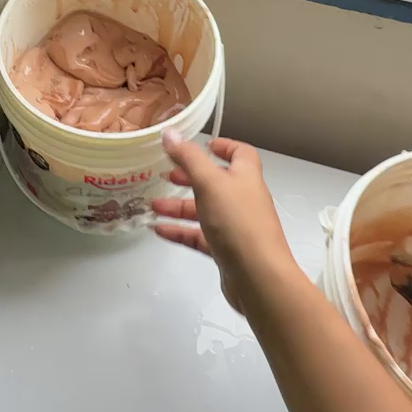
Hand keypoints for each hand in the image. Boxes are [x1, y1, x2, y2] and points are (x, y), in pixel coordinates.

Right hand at [152, 131, 299, 313]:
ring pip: (204, 210)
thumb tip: (170, 133)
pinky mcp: (226, 250)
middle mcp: (242, 198)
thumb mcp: (209, 182)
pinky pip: (200, 235)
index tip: (202, 146)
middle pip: (215, 181)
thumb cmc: (238, 223)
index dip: (223, 146)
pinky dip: (181, 231)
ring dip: (179, 206)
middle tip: (166, 175)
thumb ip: (188, 157)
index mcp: (245, 176)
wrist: (258, 278)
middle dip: (190, 177)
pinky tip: (160, 230)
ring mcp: (235, 226)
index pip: (240, 153)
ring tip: (153, 205)